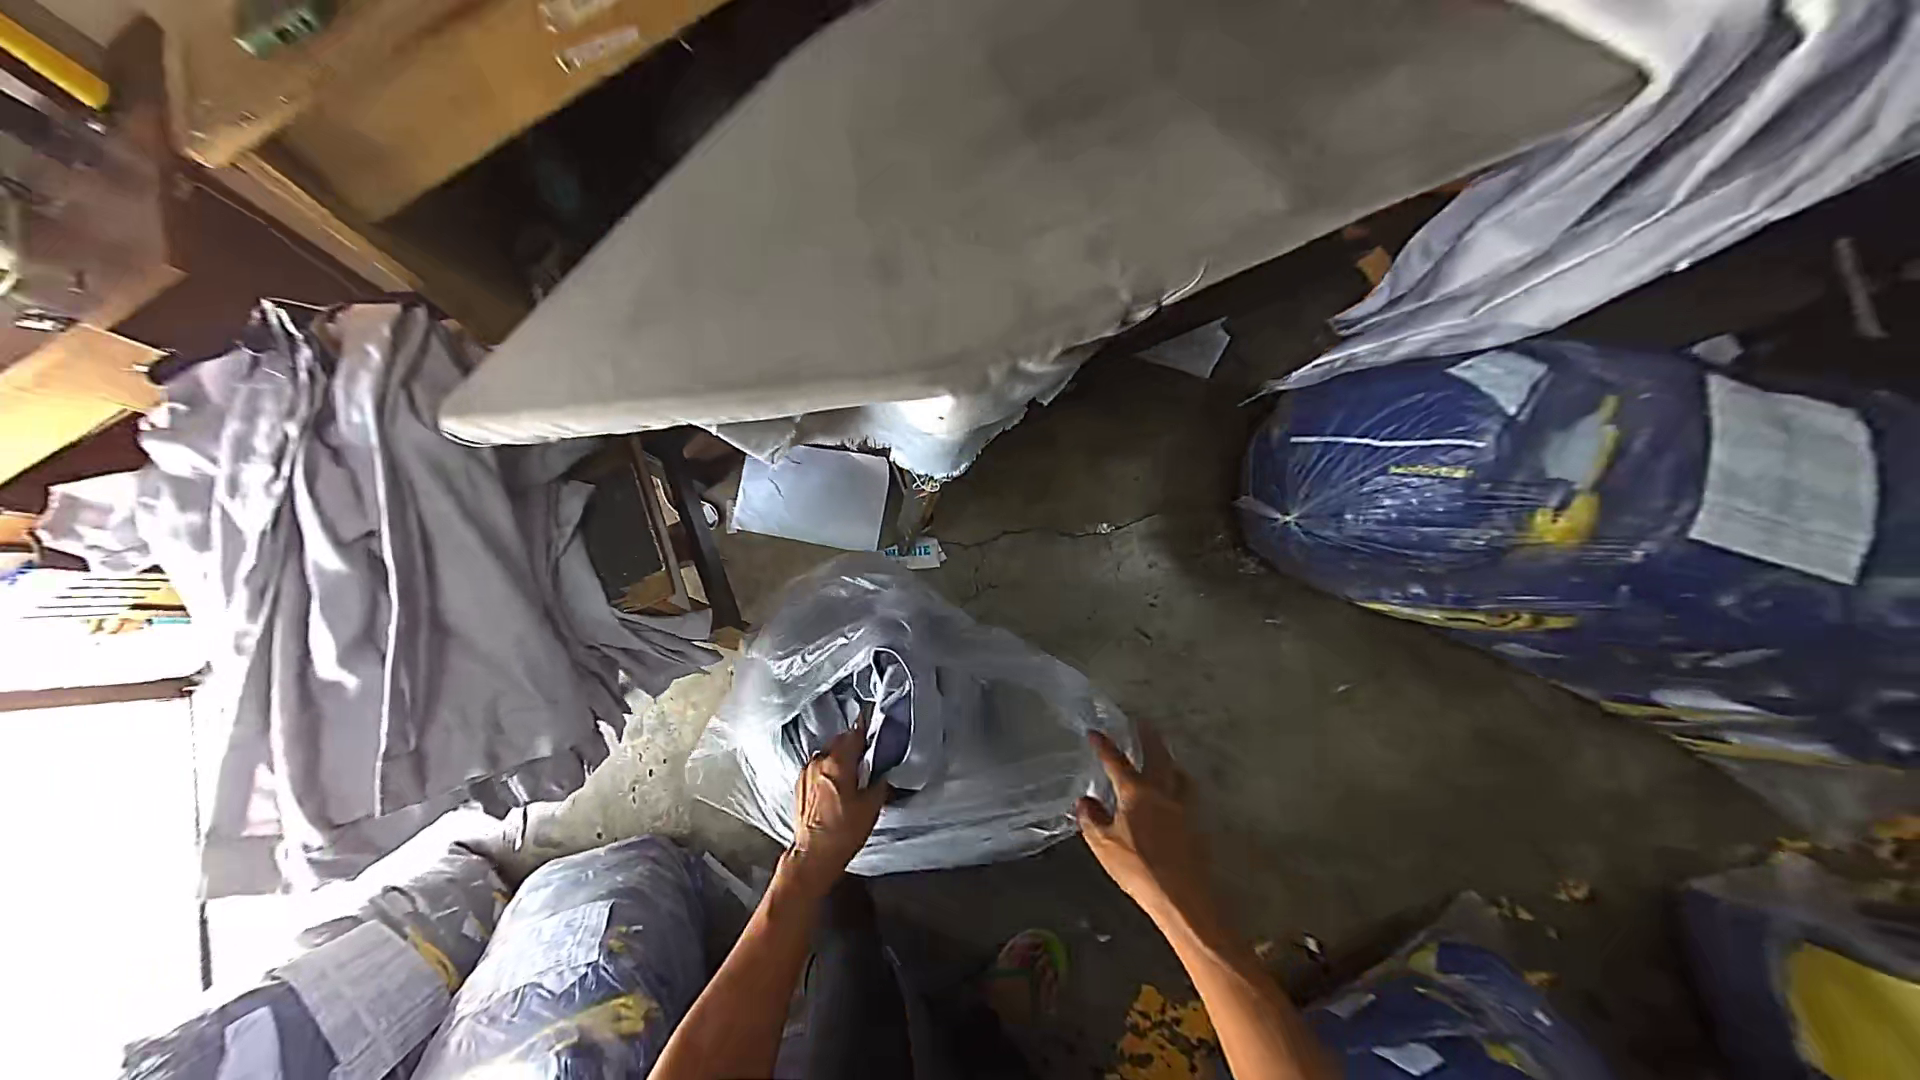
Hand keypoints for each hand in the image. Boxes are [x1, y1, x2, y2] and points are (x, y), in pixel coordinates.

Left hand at [782, 720, 887, 896]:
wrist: (813, 856)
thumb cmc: (843, 832)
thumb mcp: (872, 807)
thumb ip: (880, 784)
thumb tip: (884, 776)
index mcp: (838, 763)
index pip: (854, 734)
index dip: (865, 731)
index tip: (873, 728)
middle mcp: (819, 763)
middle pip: (838, 742)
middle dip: (852, 745)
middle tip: (866, 755)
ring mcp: (806, 773)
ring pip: (826, 754)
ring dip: (838, 757)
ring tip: (850, 772)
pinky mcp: (799, 786)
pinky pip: (816, 768)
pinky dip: (826, 770)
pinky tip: (835, 785)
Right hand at [1078, 725, 1219, 932]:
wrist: (1184, 899)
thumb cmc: (1138, 869)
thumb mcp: (1104, 845)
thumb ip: (1092, 820)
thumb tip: (1086, 801)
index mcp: (1136, 793)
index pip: (1116, 762)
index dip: (1104, 746)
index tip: (1095, 733)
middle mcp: (1163, 793)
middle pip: (1158, 756)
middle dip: (1148, 738)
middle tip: (1143, 723)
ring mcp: (1184, 808)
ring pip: (1178, 774)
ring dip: (1170, 760)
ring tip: (1165, 756)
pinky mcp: (1197, 826)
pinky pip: (1188, 793)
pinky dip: (1180, 783)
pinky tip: (1177, 792)